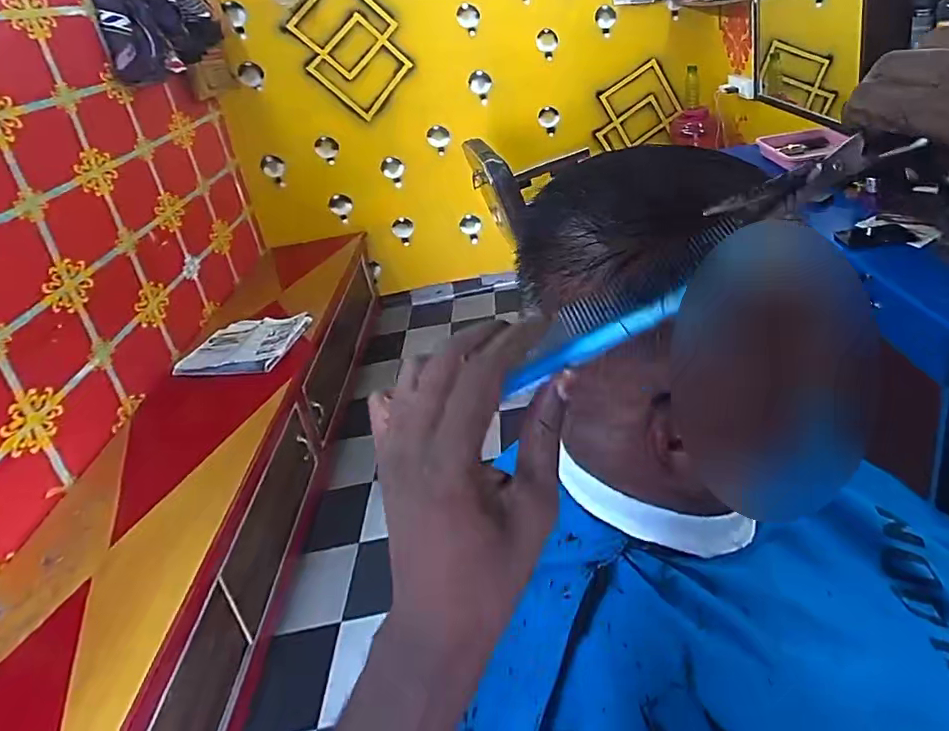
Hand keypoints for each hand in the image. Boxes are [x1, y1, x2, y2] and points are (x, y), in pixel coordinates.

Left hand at [337, 319, 568, 730]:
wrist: (436, 624)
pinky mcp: (384, 458)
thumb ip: (546, 435)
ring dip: (451, 355)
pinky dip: (418, 382)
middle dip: (482, 336)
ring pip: (413, 373)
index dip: (513, 342)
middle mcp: (411, 444)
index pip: (480, 376)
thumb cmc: (494, 575)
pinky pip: (393, 401)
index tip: (541, 324)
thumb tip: (564, 378)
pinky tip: (445, 392)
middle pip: (442, 362)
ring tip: (488, 357)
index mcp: (450, 459)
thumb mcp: (536, 507)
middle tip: (520, 332)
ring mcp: (390, 449)